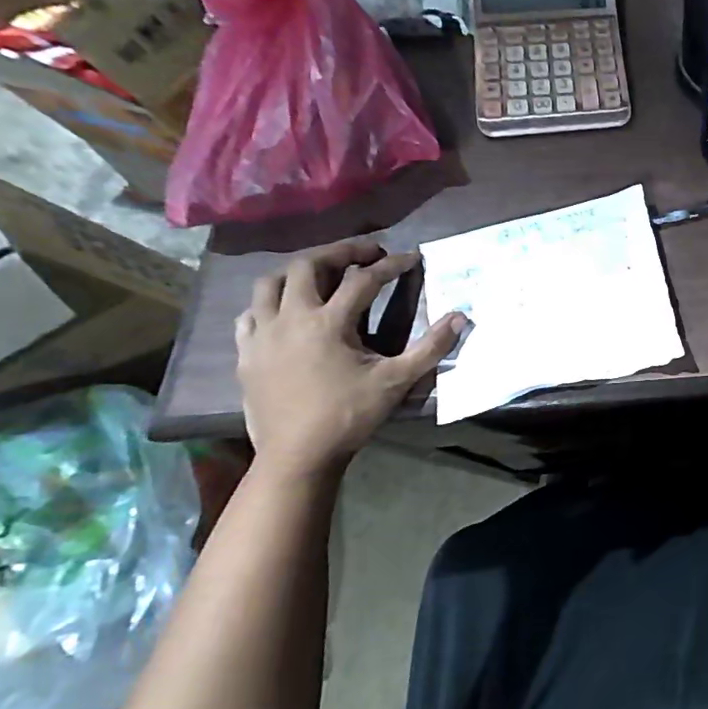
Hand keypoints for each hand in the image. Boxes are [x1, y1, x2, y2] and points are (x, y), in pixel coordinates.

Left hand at [235, 239, 465, 475]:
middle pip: (309, 265)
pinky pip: (250, 315)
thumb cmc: (349, 416)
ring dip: (299, 271)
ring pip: (271, 283)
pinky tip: (281, 312)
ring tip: (321, 275)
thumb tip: (461, 317)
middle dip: (340, 252)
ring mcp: (263, 334)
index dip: (391, 264)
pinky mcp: (246, 353)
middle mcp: (291, 317)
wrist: (298, 456)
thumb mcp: (396, 382)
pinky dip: (267, 304)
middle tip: (365, 253)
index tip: (411, 257)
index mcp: (329, 321)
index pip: (364, 278)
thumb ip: (430, 348)